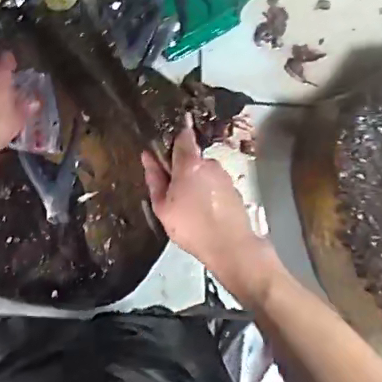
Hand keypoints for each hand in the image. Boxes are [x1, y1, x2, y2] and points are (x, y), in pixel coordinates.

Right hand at [142, 119, 277, 301]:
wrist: (231, 247)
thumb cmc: (191, 226)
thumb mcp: (162, 206)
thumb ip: (154, 178)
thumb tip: (147, 157)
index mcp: (190, 163)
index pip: (183, 135)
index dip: (174, 134)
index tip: (164, 140)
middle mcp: (210, 163)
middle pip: (192, 157)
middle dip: (181, 168)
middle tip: (171, 190)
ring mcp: (224, 176)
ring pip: (203, 172)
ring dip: (195, 182)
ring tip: (188, 208)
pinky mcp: (234, 190)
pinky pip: (214, 185)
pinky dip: (208, 193)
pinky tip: (203, 212)